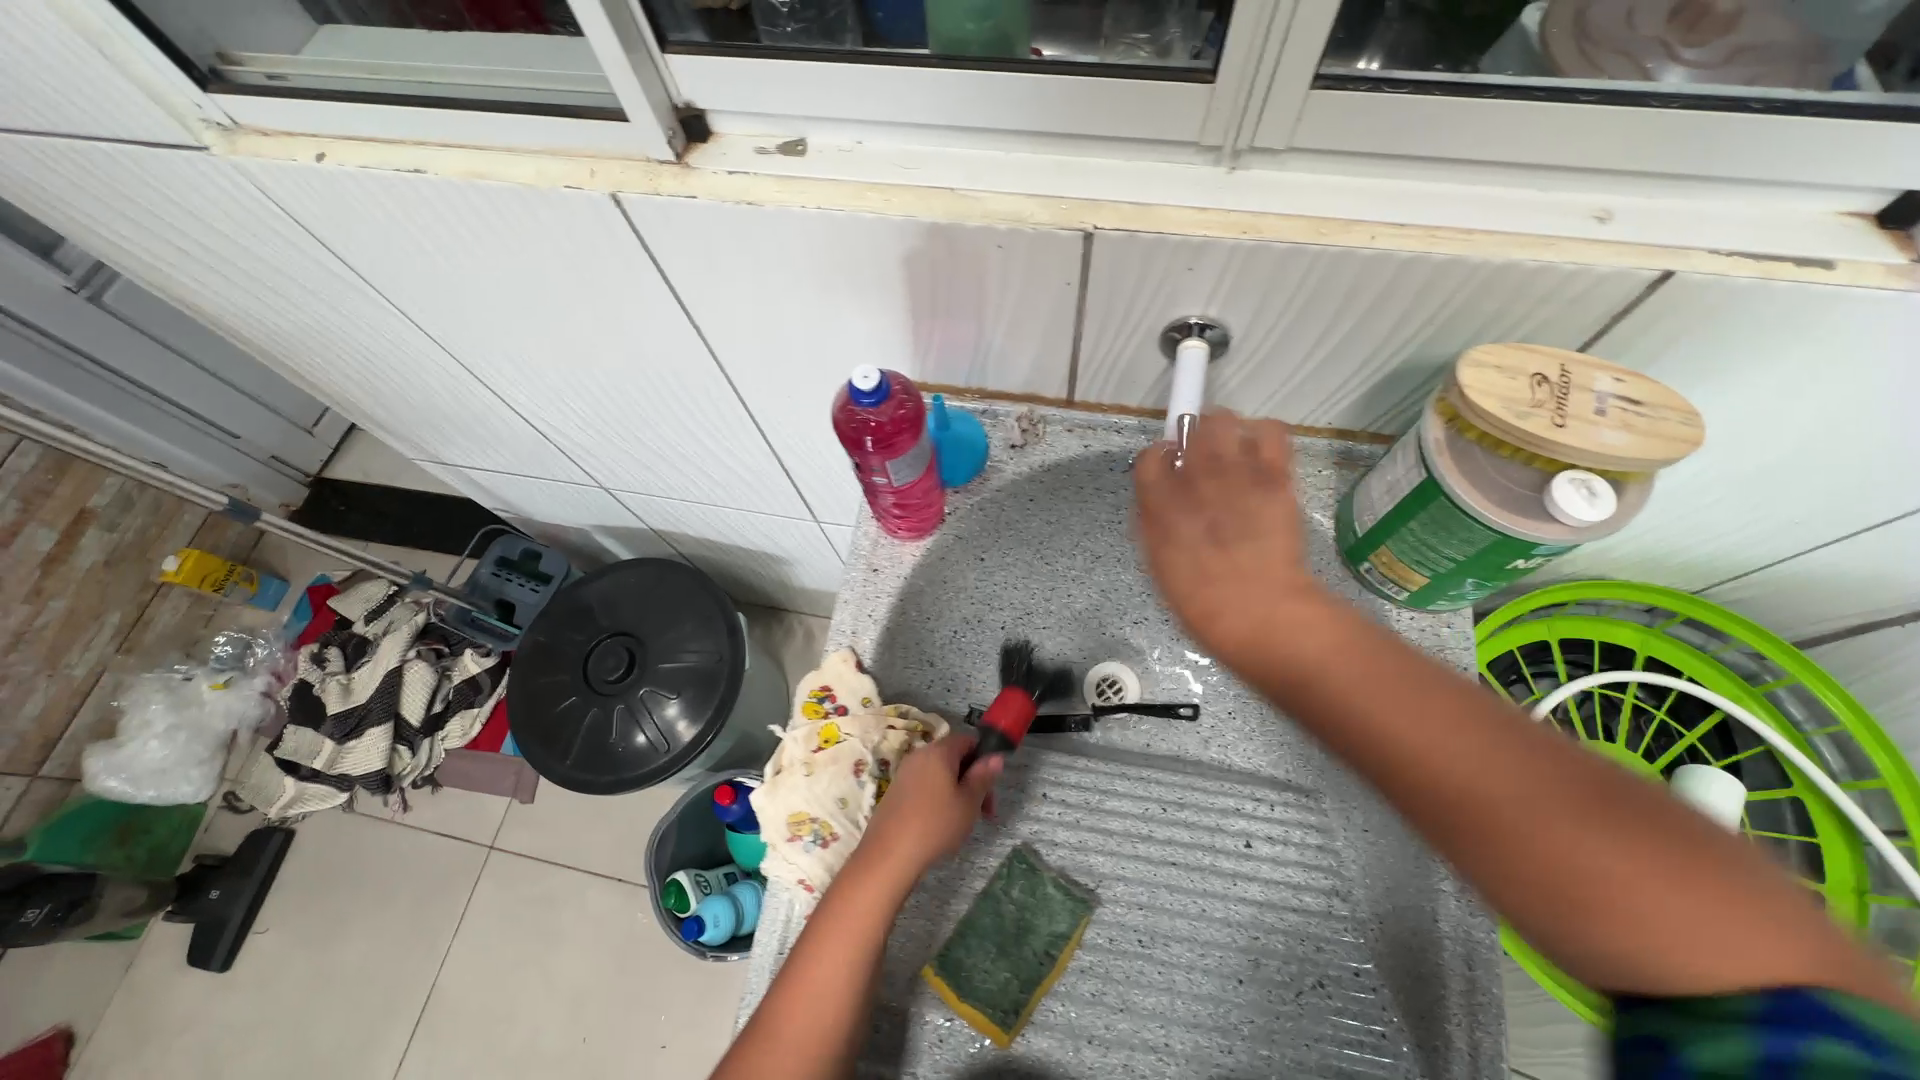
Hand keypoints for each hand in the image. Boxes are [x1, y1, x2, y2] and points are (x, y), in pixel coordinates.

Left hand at [854, 734, 1002, 882]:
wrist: (890, 853)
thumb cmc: (936, 824)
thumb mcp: (969, 802)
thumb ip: (983, 776)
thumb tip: (995, 756)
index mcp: (938, 752)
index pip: (967, 740)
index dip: (983, 758)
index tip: (990, 786)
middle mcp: (919, 755)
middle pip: (953, 758)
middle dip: (972, 779)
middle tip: (984, 811)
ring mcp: (904, 773)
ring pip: (939, 774)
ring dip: (956, 791)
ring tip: (963, 820)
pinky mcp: (895, 791)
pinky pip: (924, 785)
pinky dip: (938, 798)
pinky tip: (941, 824)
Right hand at [1133, 412, 1334, 665]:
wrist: (1258, 610)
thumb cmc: (1202, 602)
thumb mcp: (1159, 564)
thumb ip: (1154, 523)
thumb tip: (1158, 501)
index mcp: (1158, 502)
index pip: (1149, 456)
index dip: (1161, 460)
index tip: (1171, 470)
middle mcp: (1192, 476)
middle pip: (1188, 427)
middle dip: (1194, 439)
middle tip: (1206, 460)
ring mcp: (1235, 470)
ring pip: (1226, 419)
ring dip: (1227, 432)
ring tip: (1235, 453)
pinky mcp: (1275, 474)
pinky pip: (1271, 430)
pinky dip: (1265, 434)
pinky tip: (1264, 454)